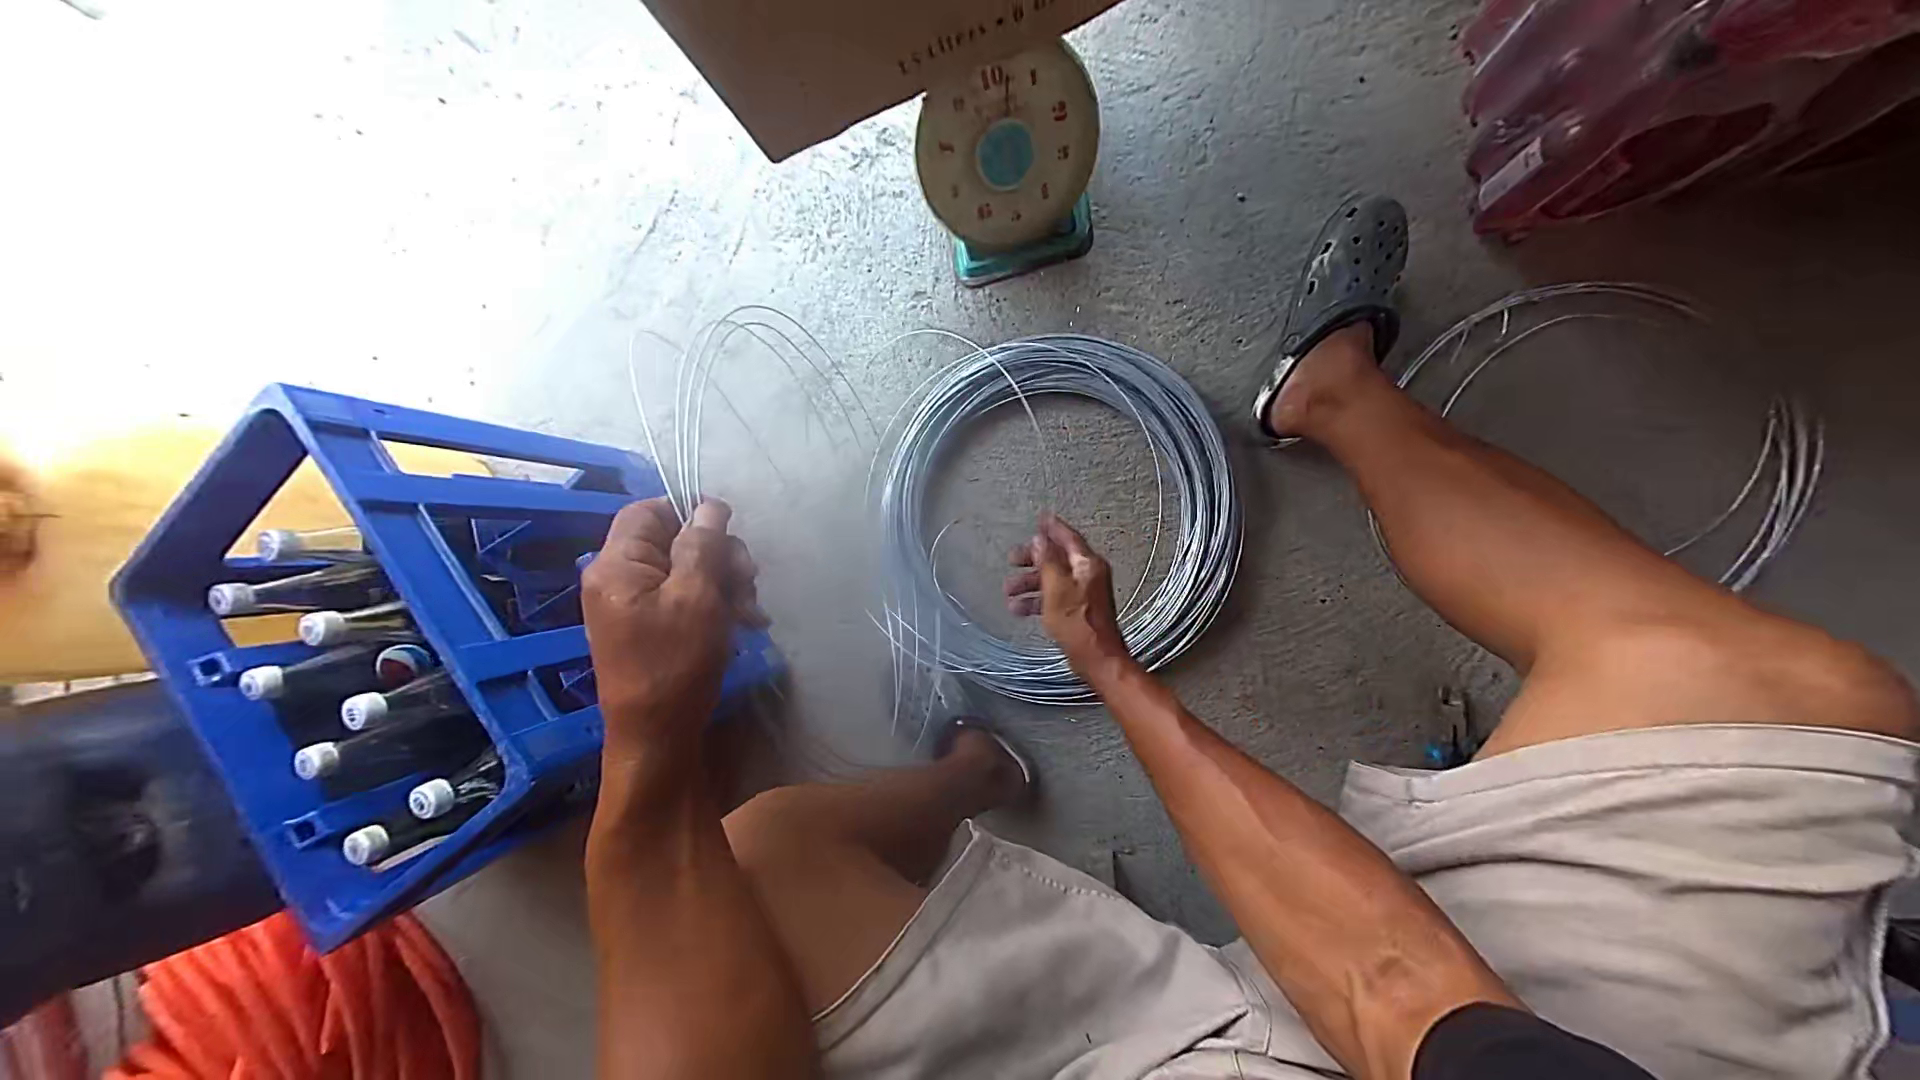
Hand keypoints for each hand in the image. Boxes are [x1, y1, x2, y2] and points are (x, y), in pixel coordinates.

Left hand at [582, 497, 763, 762]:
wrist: (658, 735)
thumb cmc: (675, 663)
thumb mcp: (697, 597)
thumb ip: (703, 545)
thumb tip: (709, 506)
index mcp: (617, 565)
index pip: (648, 511)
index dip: (690, 512)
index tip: (729, 529)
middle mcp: (621, 578)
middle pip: (676, 541)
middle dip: (720, 555)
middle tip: (749, 580)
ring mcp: (637, 604)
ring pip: (691, 569)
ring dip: (727, 583)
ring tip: (751, 612)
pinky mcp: (654, 625)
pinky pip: (689, 597)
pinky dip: (718, 604)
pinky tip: (745, 623)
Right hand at [1004, 512, 1128, 670]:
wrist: (1096, 658)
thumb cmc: (1078, 625)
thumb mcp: (1056, 588)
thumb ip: (1047, 561)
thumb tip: (1040, 540)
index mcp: (1087, 565)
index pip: (1068, 537)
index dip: (1052, 528)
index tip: (1040, 519)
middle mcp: (1088, 575)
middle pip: (1057, 558)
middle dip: (1033, 559)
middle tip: (1013, 559)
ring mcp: (1084, 593)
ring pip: (1052, 579)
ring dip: (1030, 583)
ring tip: (1009, 590)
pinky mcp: (1078, 610)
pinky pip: (1054, 597)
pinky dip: (1037, 600)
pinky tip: (1020, 609)